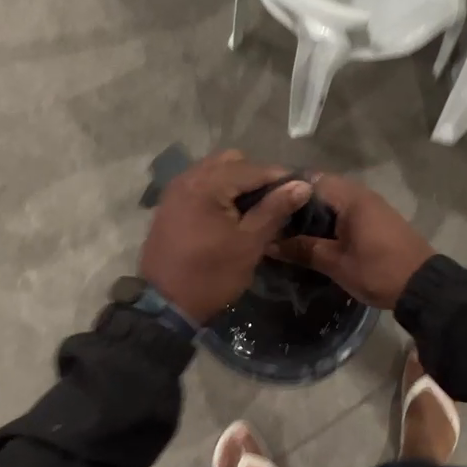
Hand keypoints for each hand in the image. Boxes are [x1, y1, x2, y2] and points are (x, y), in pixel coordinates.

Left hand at [141, 150, 310, 323]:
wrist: (164, 305)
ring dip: (237, 183)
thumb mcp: (249, 243)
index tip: (301, 193)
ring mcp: (176, 188)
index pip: (254, 168)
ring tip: (254, 210)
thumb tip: (302, 184)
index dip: (281, 178)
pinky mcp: (171, 203)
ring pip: (216, 170)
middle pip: (232, 161)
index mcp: (207, 183)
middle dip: (256, 177)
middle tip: (273, 204)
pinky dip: (219, 191)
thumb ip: (275, 209)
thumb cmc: (211, 275)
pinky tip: (231, 214)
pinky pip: (201, 183)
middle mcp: (189, 176)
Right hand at [271, 174, 432, 309]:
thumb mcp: (336, 263)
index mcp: (350, 197)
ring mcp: (370, 204)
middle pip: (320, 188)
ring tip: (287, 229)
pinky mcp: (375, 218)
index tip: (264, 205)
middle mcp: (360, 193)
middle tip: (272, 220)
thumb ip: (302, 249)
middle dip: (296, 202)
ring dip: (312, 212)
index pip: (309, 180)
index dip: (285, 190)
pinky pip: (344, 209)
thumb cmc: (378, 271)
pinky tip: (312, 236)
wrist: (424, 287)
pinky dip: (327, 218)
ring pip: (332, 200)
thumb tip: (269, 244)